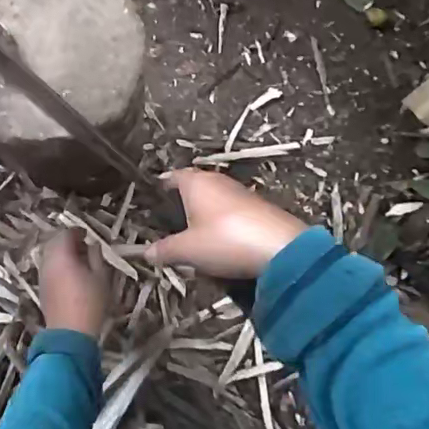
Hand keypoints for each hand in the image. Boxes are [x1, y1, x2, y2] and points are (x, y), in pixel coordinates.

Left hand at [40, 230, 105, 338]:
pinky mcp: (42, 289)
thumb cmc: (90, 303)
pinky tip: (71, 274)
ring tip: (79, 259)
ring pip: (49, 256)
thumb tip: (93, 245)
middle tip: (83, 245)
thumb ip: (96, 256)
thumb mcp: (100, 277)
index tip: (88, 234)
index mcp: (61, 256)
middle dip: (67, 240)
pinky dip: (58, 265)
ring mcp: (42, 276)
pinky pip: (48, 268)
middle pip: (53, 243)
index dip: (77, 231)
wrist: (70, 334)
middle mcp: (47, 263)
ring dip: (62, 253)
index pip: (65, 234)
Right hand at [146, 170, 308, 278]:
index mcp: (196, 182)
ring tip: (194, 237)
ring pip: (215, 200)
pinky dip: (223, 224)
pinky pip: (232, 213)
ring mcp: (241, 193)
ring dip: (205, 215)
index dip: (163, 185)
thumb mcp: (187, 250)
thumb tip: (146, 252)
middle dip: (184, 202)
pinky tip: (221, 243)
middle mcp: (218, 181)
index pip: (173, 176)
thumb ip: (165, 250)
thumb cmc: (225, 240)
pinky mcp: (258, 209)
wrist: (282, 249)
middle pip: (195, 187)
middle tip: (171, 221)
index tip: (155, 195)